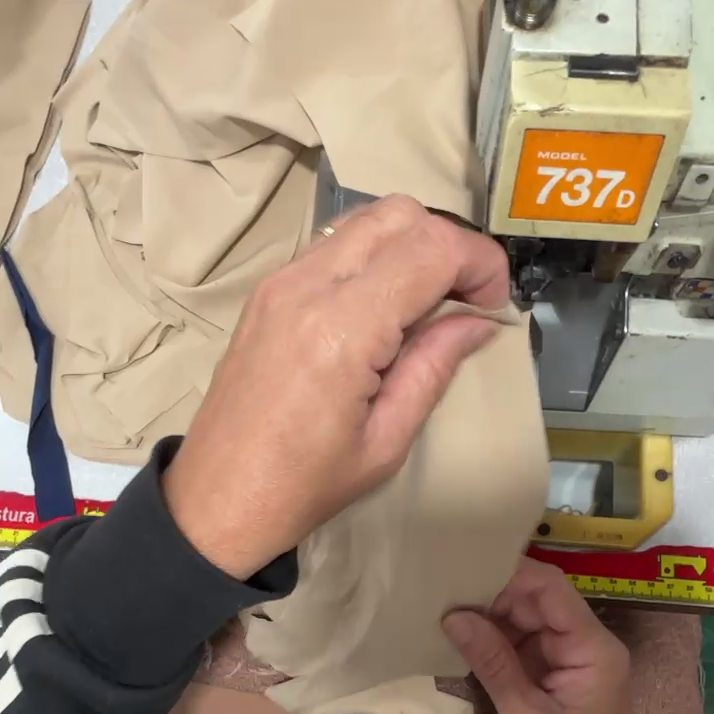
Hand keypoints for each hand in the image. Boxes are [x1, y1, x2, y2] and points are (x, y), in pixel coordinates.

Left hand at [162, 194, 510, 577]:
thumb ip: (434, 367)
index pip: (431, 247)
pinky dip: (372, 256)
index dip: (479, 262)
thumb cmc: (304, 486)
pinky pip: (332, 245)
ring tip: (428, 301)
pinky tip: (383, 305)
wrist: (218, 499)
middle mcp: (307, 286)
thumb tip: (478, 322)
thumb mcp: (386, 440)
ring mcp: (279, 283)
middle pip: (399, 214)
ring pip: (363, 220)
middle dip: (448, 244)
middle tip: (466, 300)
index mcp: (342, 328)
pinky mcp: (265, 293)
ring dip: (410, 244)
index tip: (494, 304)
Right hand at [442, 559, 638, 713]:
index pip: (550, 588)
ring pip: (522, 619)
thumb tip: (453, 615)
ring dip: (486, 617)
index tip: (461, 574)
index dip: (508, 575)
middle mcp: (582, 642)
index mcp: (591, 647)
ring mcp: (565, 657)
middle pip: (533, 599)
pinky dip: (490, 641)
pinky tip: (457, 636)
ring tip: (440, 611)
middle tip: (440, 596)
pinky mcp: (549, 674)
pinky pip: (518, 644)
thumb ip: (492, 662)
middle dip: (489, 596)